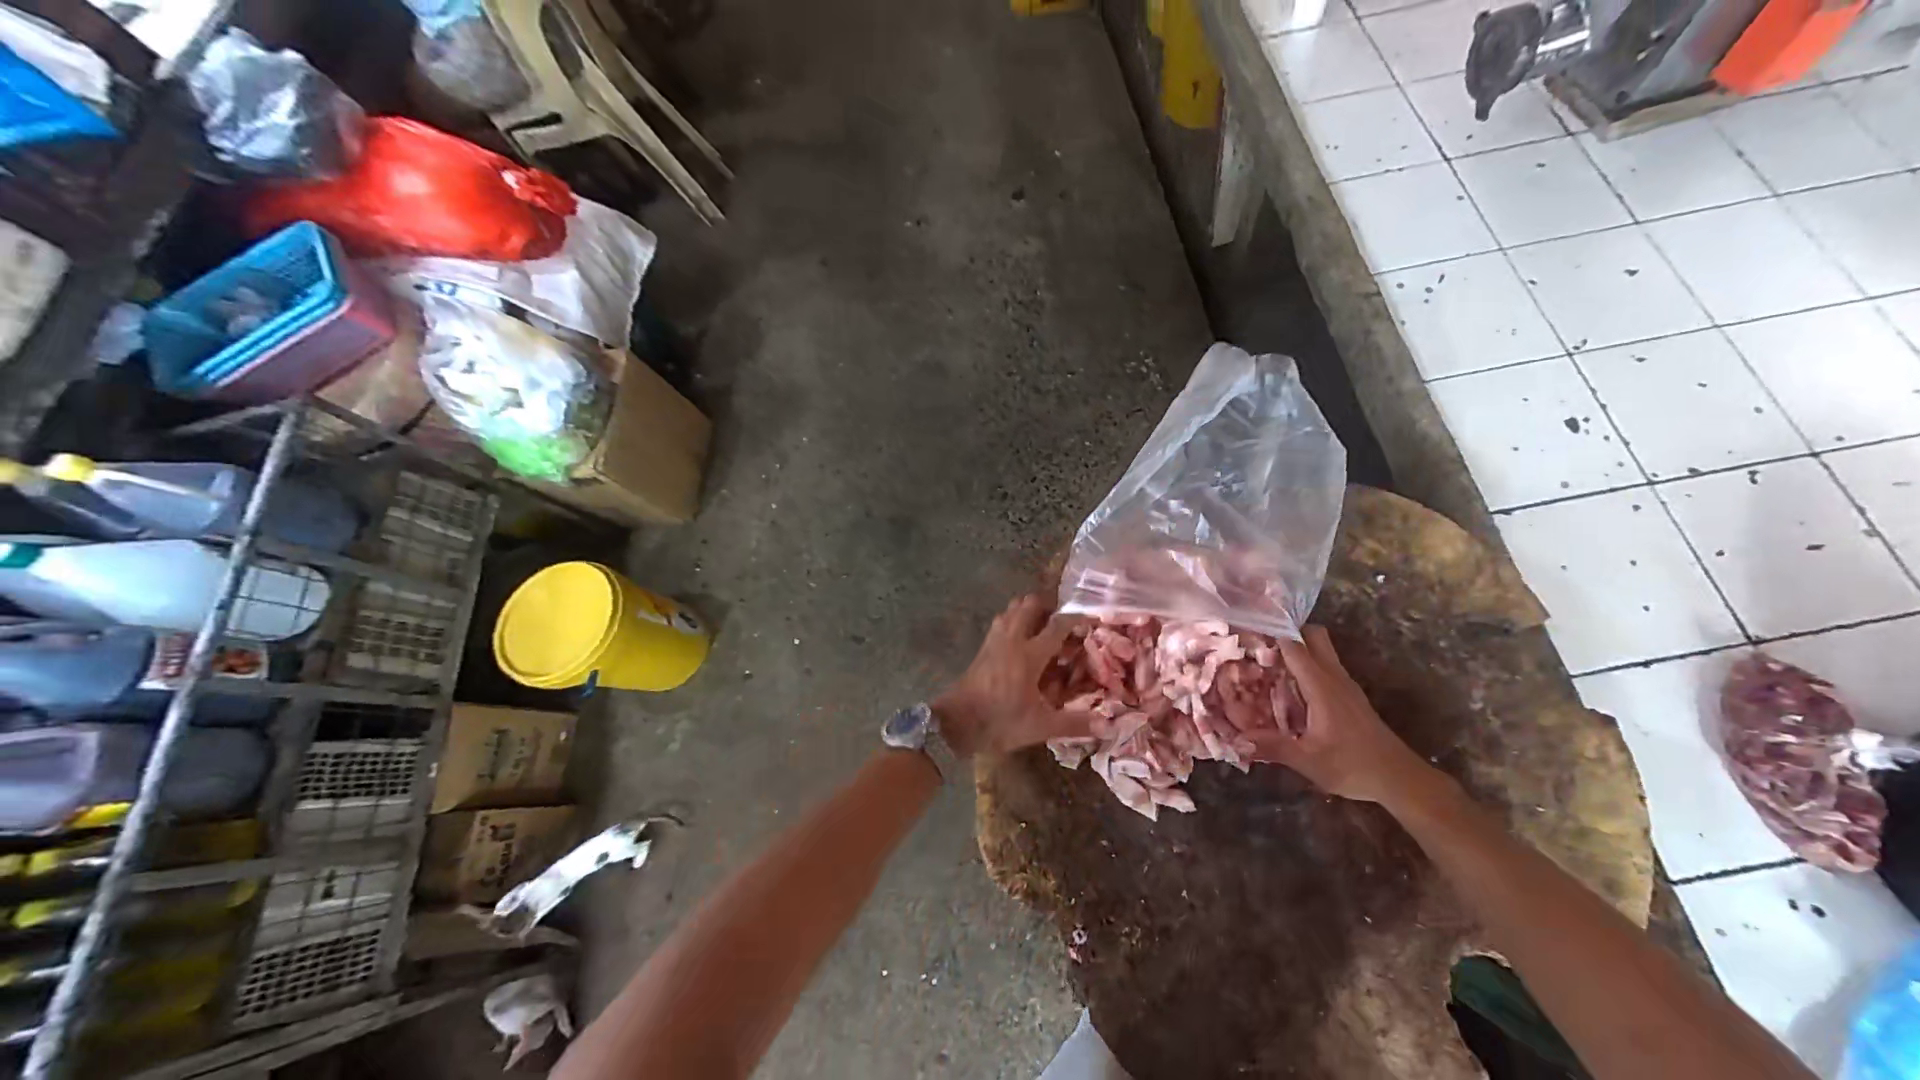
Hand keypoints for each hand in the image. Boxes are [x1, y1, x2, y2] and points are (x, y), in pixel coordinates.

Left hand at [933, 594, 1090, 758]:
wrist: (954, 724)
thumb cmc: (999, 722)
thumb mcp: (1040, 727)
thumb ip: (1075, 724)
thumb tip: (1109, 726)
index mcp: (1029, 654)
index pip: (1057, 625)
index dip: (1076, 618)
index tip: (1091, 619)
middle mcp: (1012, 639)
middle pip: (1030, 604)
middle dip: (1049, 605)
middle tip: (1065, 619)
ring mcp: (994, 641)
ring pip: (1011, 609)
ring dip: (1028, 610)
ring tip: (1044, 625)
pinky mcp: (982, 648)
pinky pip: (1000, 622)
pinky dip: (1013, 620)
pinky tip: (1020, 638)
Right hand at [1247, 625, 1439, 803]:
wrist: (1400, 780)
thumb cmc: (1354, 767)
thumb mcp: (1308, 760)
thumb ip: (1272, 747)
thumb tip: (1236, 741)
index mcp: (1322, 686)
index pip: (1295, 645)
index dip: (1271, 634)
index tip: (1245, 631)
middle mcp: (1335, 678)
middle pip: (1314, 636)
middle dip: (1288, 632)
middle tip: (1259, 645)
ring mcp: (1345, 686)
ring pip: (1321, 650)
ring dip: (1297, 649)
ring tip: (1266, 662)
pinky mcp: (1349, 696)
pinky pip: (1324, 667)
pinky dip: (1306, 666)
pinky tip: (1288, 687)